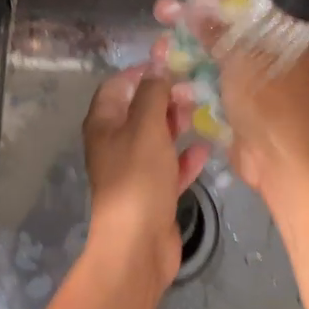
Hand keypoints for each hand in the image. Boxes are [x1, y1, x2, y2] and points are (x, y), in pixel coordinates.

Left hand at [81, 65, 209, 290]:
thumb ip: (152, 92)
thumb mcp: (146, 127)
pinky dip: (184, 157)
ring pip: (156, 138)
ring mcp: (133, 170)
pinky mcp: (152, 194)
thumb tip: (156, 63)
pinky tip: (205, 150)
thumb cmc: (137, 178)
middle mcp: (115, 143)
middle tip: (194, 90)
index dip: (141, 71)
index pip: (117, 85)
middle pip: (139, 110)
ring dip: (177, 125)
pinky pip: (169, 167)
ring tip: (202, 113)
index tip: (171, 62)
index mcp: (104, 124)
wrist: (138, 246)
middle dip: (165, 98)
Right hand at [152, 0, 308, 197]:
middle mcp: (266, 52)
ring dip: (184, 52)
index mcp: (280, 35)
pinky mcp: (236, 102)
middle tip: (162, 13)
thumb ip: (215, 30)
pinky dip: (191, 82)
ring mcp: (250, 78)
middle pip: (224, 27)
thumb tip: (193, 5)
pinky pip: (209, 83)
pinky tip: (170, 82)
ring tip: (158, 51)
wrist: (281, 162)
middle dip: (191, 22)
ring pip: (211, 56)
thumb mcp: (240, 59)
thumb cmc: (268, 102)